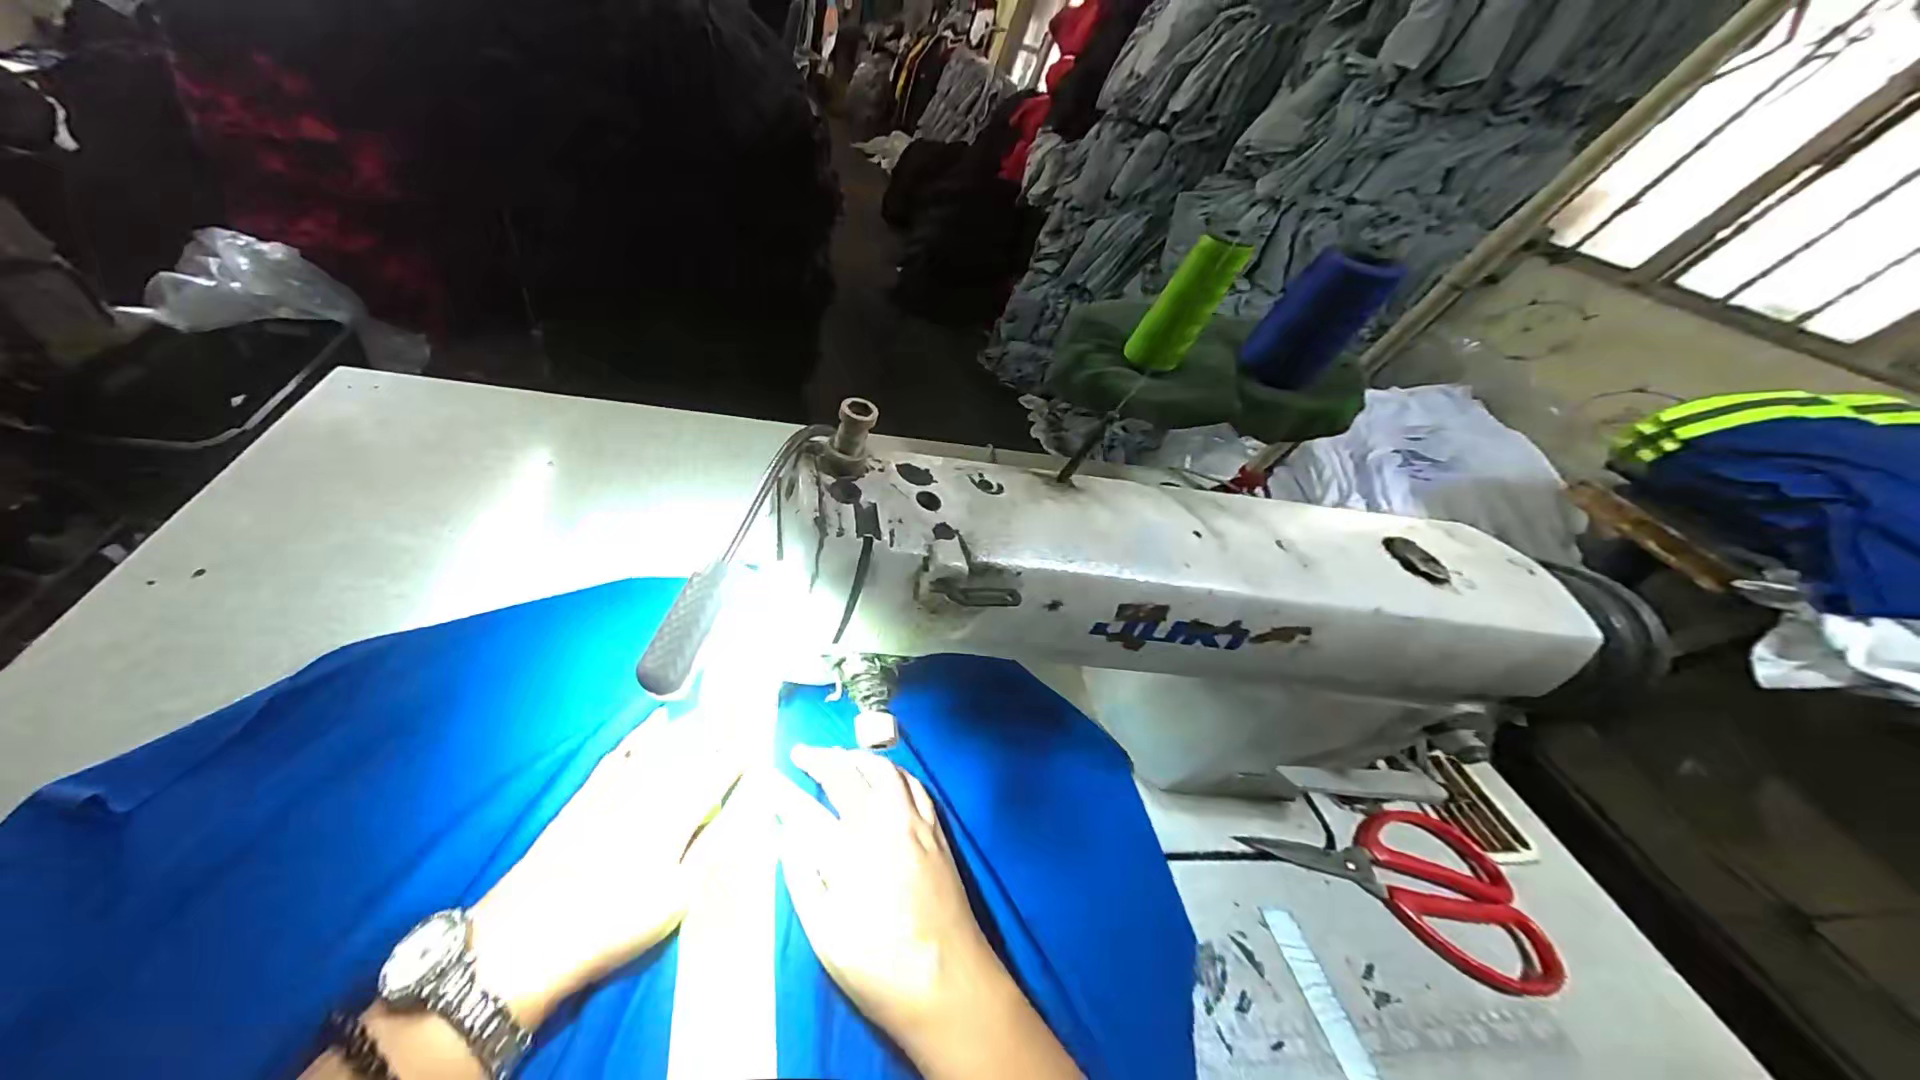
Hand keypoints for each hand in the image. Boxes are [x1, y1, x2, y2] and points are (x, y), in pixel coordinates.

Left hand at [467, 711, 742, 1028]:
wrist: (523, 941)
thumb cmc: (612, 926)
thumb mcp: (676, 900)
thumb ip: (714, 849)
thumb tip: (750, 813)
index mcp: (673, 820)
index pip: (714, 778)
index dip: (737, 757)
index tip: (757, 739)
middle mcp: (645, 796)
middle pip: (687, 754)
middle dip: (715, 730)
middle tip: (737, 706)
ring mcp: (611, 794)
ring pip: (656, 749)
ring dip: (685, 725)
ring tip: (707, 705)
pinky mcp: (582, 800)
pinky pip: (617, 757)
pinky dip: (638, 737)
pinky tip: (650, 724)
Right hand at [775, 746, 1079, 1078]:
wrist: (952, 984)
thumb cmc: (881, 970)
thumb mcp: (826, 936)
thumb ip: (804, 881)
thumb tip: (788, 839)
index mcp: (852, 854)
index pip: (808, 811)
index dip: (785, 793)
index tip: (769, 778)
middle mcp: (885, 826)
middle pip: (850, 774)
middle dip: (821, 758)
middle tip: (803, 753)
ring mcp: (916, 825)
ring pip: (886, 770)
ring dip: (858, 757)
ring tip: (839, 757)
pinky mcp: (938, 832)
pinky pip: (914, 784)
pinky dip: (892, 771)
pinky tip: (886, 777)